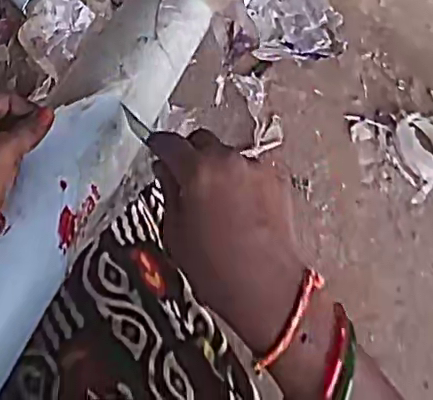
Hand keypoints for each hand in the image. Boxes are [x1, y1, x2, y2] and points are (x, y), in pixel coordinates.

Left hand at [0, 94, 54, 217]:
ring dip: (11, 140)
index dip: (27, 108)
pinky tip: (10, 165)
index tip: (43, 123)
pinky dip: (0, 152)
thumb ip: (30, 129)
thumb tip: (47, 112)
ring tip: (24, 153)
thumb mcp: (9, 150)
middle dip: (19, 124)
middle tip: (36, 138)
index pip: (5, 98)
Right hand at [148, 129, 309, 346]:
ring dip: (217, 168)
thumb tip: (165, 172)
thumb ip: (168, 192)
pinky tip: (240, 206)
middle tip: (186, 177)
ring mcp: (253, 168)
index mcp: (195, 170)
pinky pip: (250, 169)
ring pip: (226, 155)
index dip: (158, 145)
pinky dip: (242, 180)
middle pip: (200, 140)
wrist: (271, 292)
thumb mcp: (175, 234)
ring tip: (218, 199)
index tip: (156, 149)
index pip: (168, 142)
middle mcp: (225, 160)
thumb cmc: (220, 271)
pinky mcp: (276, 179)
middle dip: (190, 154)